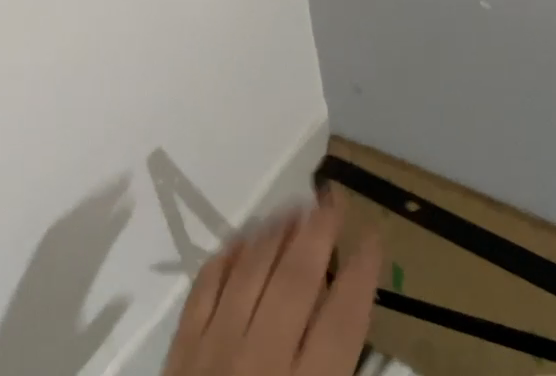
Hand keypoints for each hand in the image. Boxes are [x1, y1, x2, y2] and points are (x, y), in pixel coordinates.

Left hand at [165, 190, 382, 375]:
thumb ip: (336, 371)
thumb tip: (352, 340)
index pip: (339, 325)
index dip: (360, 278)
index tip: (374, 239)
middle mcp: (258, 362)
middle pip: (293, 285)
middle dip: (318, 237)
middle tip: (335, 198)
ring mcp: (213, 349)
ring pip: (248, 274)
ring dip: (274, 236)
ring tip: (296, 206)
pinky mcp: (181, 347)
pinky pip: (206, 287)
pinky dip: (227, 258)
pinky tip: (244, 239)